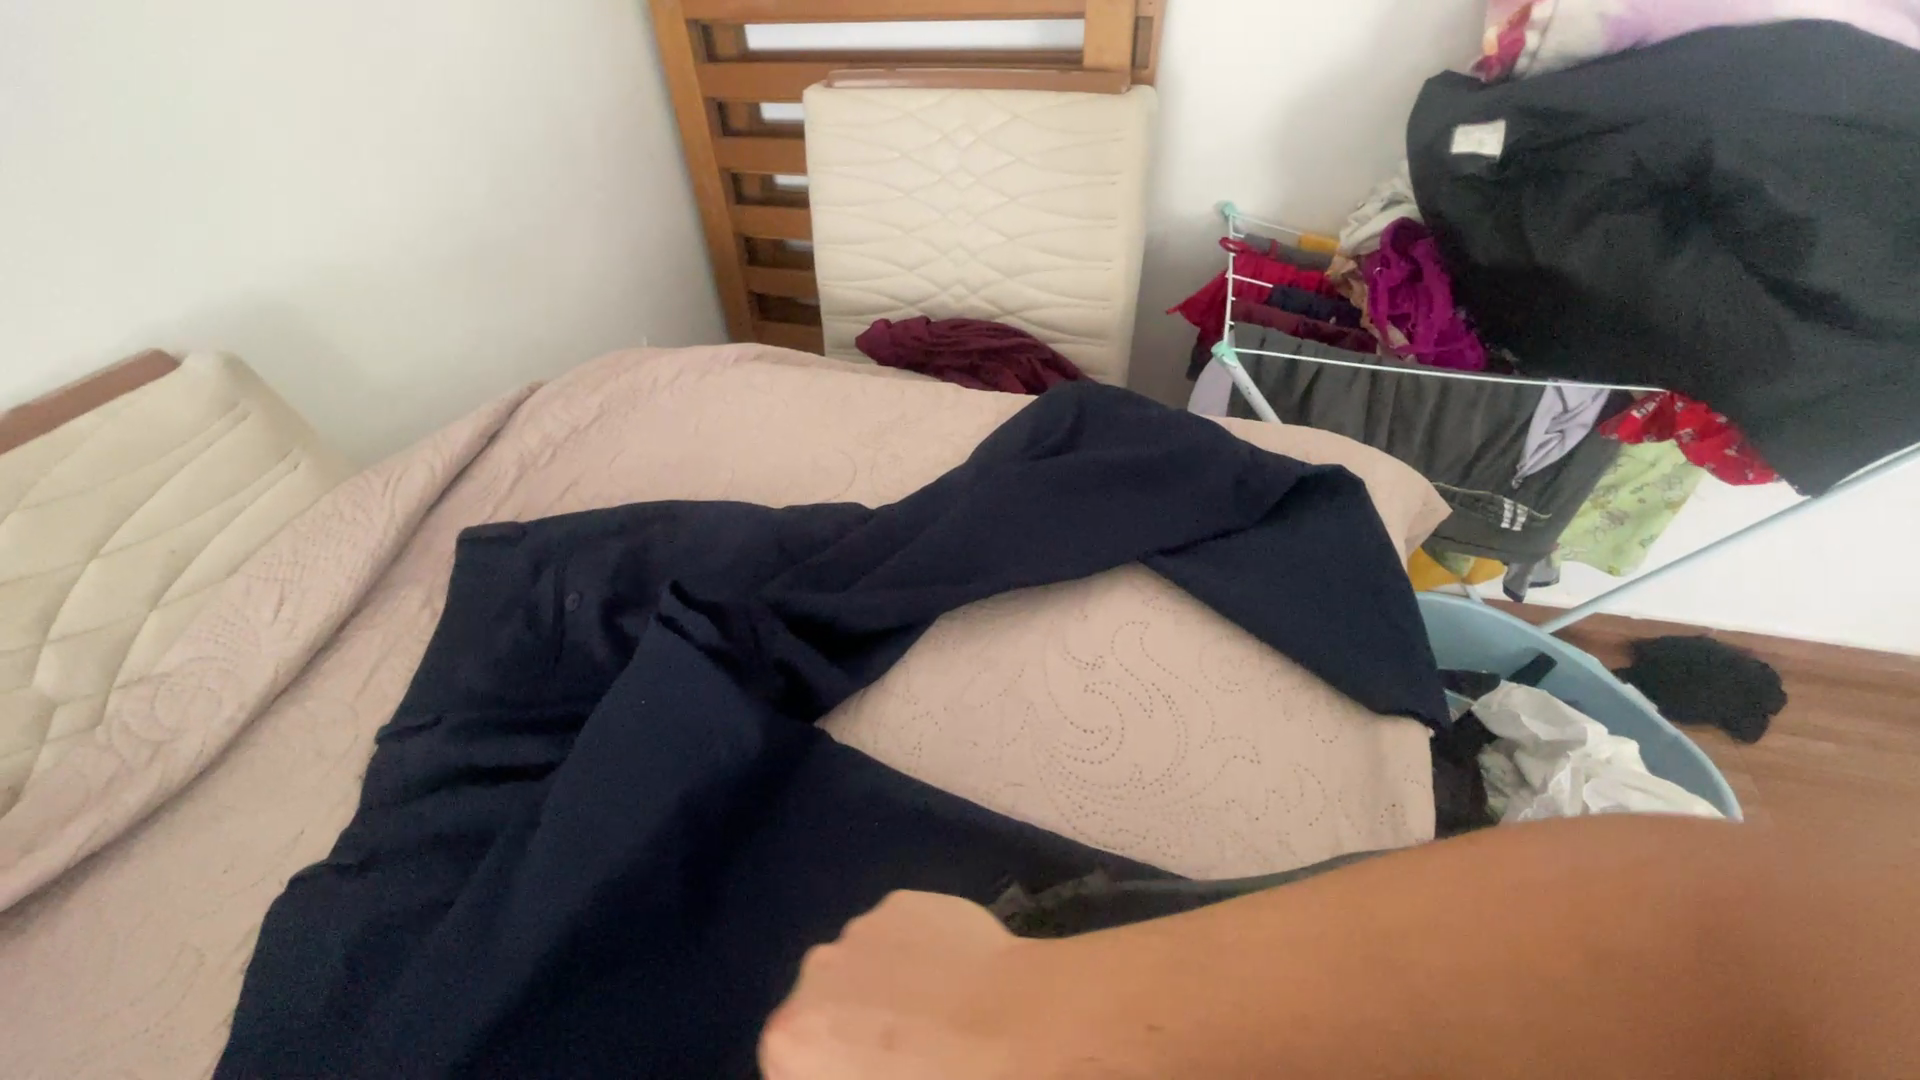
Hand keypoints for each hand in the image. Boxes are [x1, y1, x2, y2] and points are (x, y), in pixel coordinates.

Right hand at [759, 890, 1043, 1079]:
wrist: (1014, 1026)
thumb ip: (838, 1070)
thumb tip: (854, 1057)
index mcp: (789, 1035)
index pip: (792, 1054)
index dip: (829, 1064)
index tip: (863, 1069)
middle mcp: (813, 971)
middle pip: (824, 1000)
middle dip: (851, 1020)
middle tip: (903, 1045)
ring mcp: (860, 927)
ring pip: (862, 960)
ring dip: (884, 980)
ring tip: (936, 1004)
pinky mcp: (903, 900)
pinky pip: (900, 930)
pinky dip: (916, 948)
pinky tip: (953, 971)